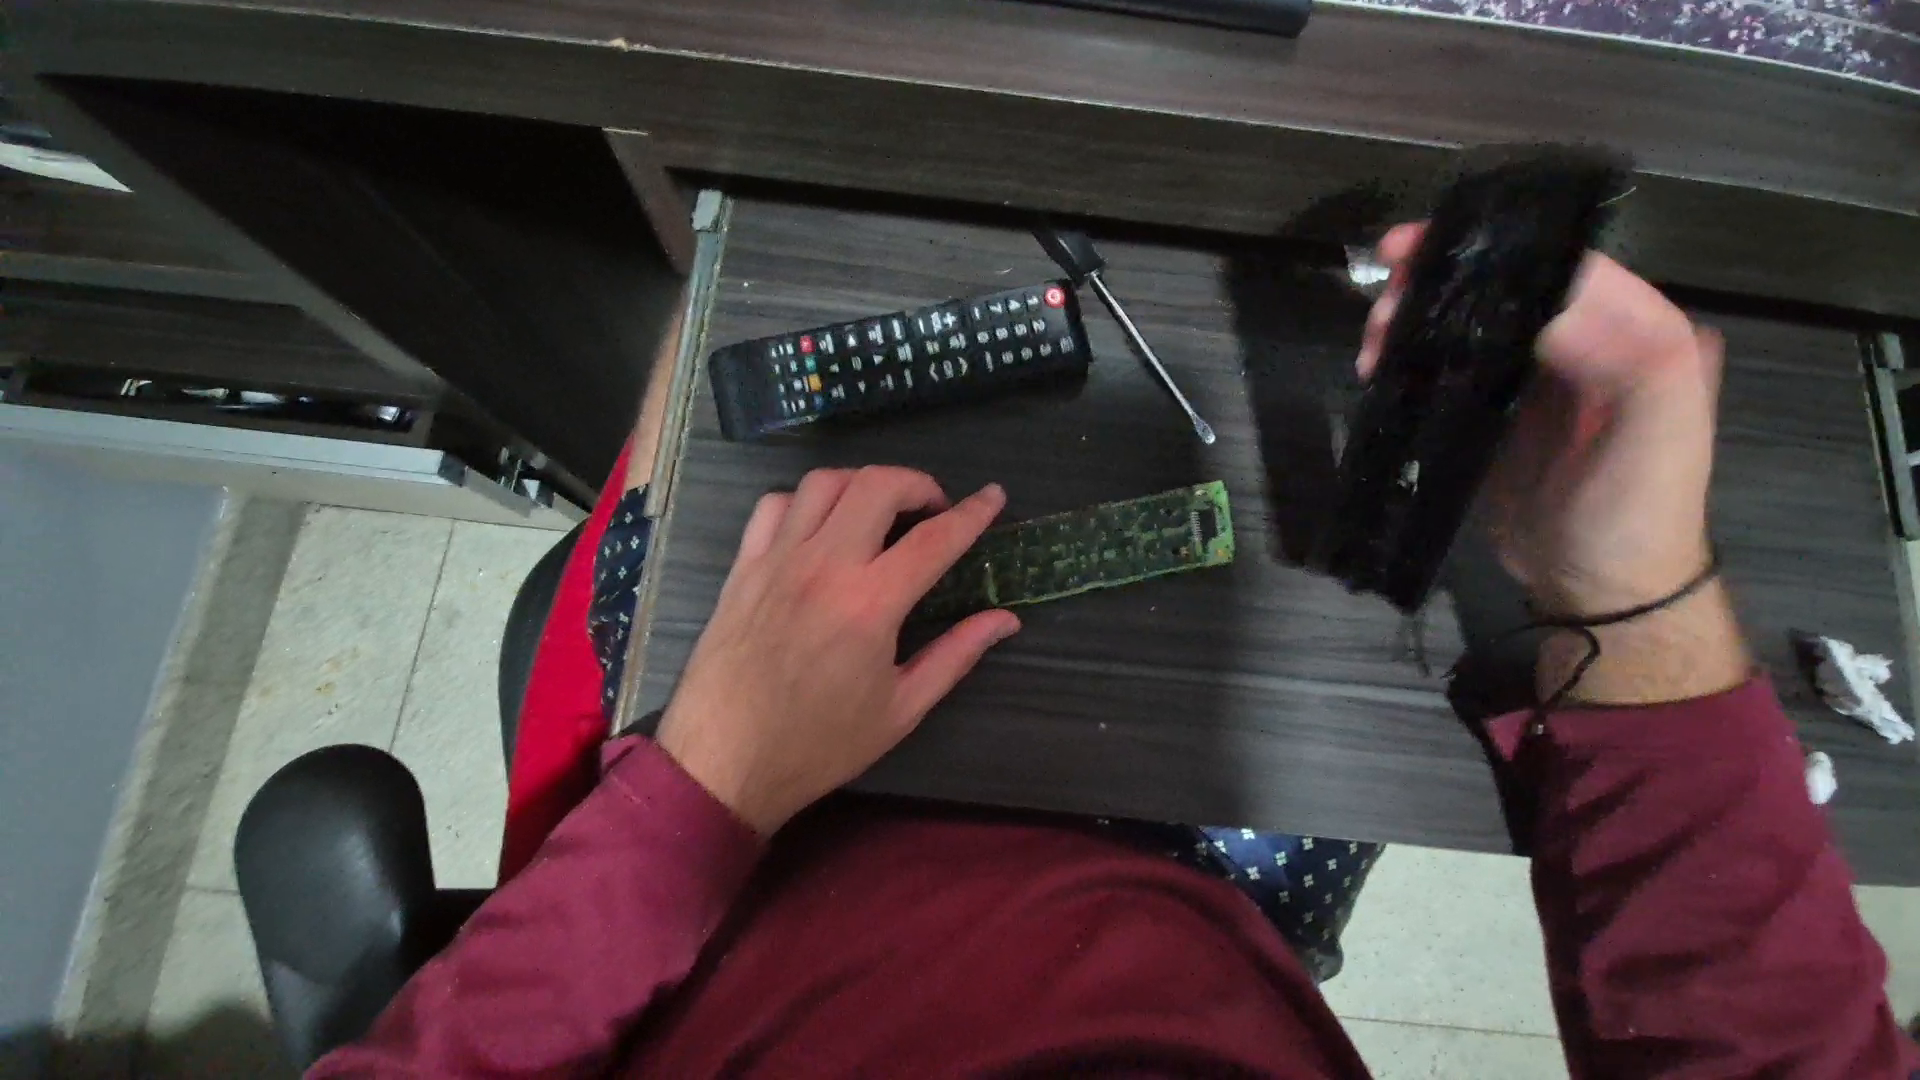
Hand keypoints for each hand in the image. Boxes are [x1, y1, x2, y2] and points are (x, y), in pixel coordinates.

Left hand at [655, 467, 1019, 833]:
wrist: (723, 763)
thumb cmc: (819, 744)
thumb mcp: (902, 709)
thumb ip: (956, 655)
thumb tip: (1005, 619)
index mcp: (871, 604)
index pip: (936, 538)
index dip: (974, 512)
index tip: (994, 496)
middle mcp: (824, 566)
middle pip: (877, 486)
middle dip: (918, 484)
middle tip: (934, 511)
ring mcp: (778, 560)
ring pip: (824, 483)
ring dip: (862, 484)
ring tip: (879, 511)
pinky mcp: (743, 567)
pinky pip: (774, 506)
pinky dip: (805, 501)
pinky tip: (819, 527)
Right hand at [1358, 224, 1748, 703]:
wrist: (1595, 586)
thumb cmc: (1633, 515)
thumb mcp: (1657, 439)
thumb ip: (1630, 362)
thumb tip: (1544, 307)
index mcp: (1638, 333)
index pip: (1559, 265)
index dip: (1490, 247)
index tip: (1415, 247)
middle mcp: (1587, 342)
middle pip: (1503, 288)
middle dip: (1436, 285)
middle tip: (1379, 306)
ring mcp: (1535, 377)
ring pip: (1468, 324)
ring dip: (1415, 323)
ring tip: (1370, 345)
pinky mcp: (1494, 410)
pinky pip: (1449, 365)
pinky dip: (1411, 359)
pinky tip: (1382, 369)